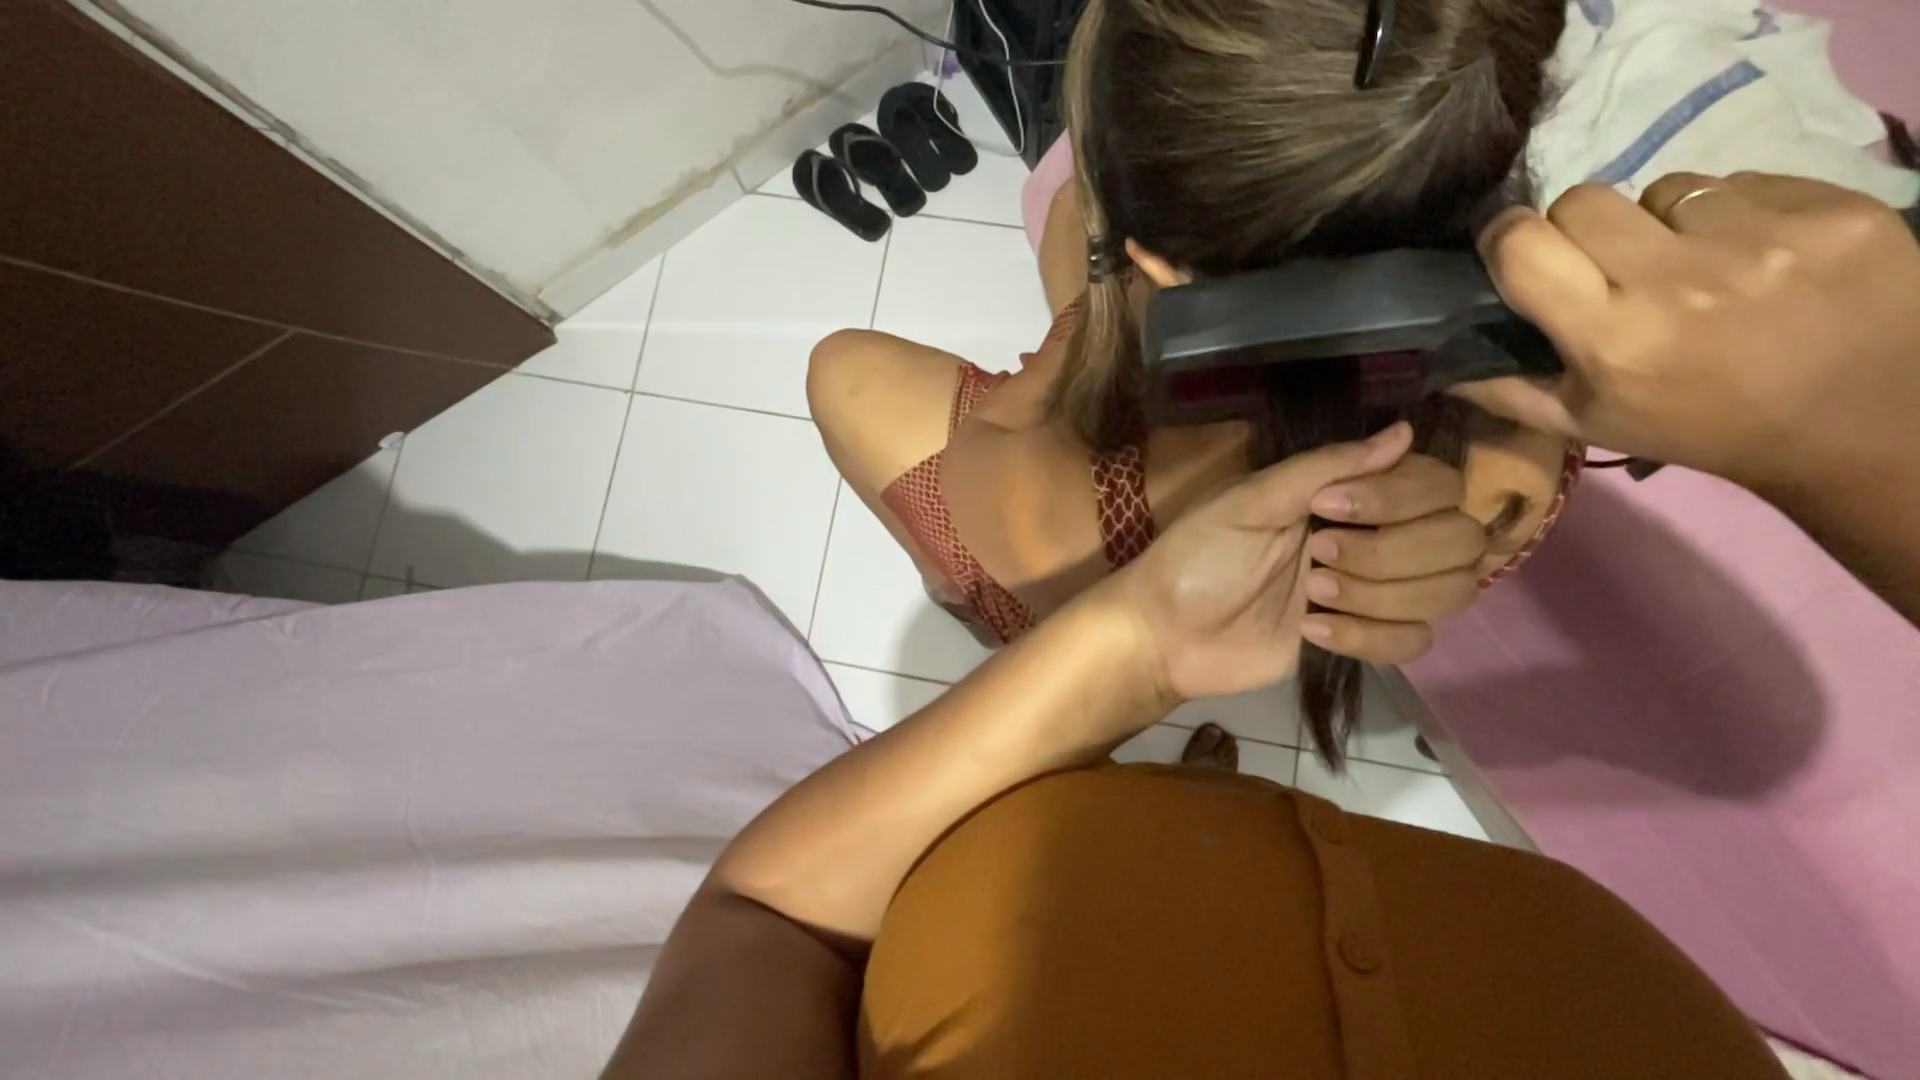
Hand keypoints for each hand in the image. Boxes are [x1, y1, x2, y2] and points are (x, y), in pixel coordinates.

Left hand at [1096, 423, 1487, 703]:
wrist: (1168, 634)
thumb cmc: (1197, 557)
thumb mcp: (1248, 502)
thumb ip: (1324, 467)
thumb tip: (1403, 431)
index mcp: (1348, 493)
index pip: (1438, 484)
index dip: (1399, 498)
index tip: (1326, 509)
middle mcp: (1375, 535)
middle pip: (1458, 540)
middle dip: (1388, 553)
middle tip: (1314, 557)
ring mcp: (1374, 591)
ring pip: (1448, 592)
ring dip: (1379, 596)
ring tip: (1310, 595)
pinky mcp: (1363, 640)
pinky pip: (1415, 642)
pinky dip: (1366, 638)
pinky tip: (1309, 633)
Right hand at [1460, 173, 1919, 494]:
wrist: (1863, 421)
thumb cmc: (1701, 428)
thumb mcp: (1589, 425)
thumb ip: (1507, 392)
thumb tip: (1440, 364)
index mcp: (1610, 337)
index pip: (1522, 245)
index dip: (1506, 238)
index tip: (1515, 250)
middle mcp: (1677, 280)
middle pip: (1583, 199)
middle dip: (1580, 227)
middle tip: (1604, 260)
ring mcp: (1761, 238)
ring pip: (1664, 187)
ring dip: (1662, 220)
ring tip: (1692, 262)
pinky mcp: (1830, 209)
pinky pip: (1742, 183)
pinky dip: (1734, 214)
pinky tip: (1755, 255)